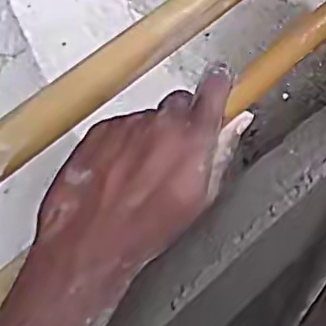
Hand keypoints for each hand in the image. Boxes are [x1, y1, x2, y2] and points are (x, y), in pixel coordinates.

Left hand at [33, 65, 253, 277]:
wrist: (89, 242)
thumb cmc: (145, 229)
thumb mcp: (202, 198)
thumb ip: (222, 152)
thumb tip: (236, 126)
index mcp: (194, 136)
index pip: (214, 89)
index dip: (218, 85)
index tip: (219, 83)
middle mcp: (162, 122)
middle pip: (179, 103)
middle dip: (181, 121)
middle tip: (175, 153)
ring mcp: (130, 123)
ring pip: (148, 119)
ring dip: (148, 137)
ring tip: (139, 175)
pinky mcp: (101, 129)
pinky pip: (120, 128)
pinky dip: (121, 145)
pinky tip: (117, 174)